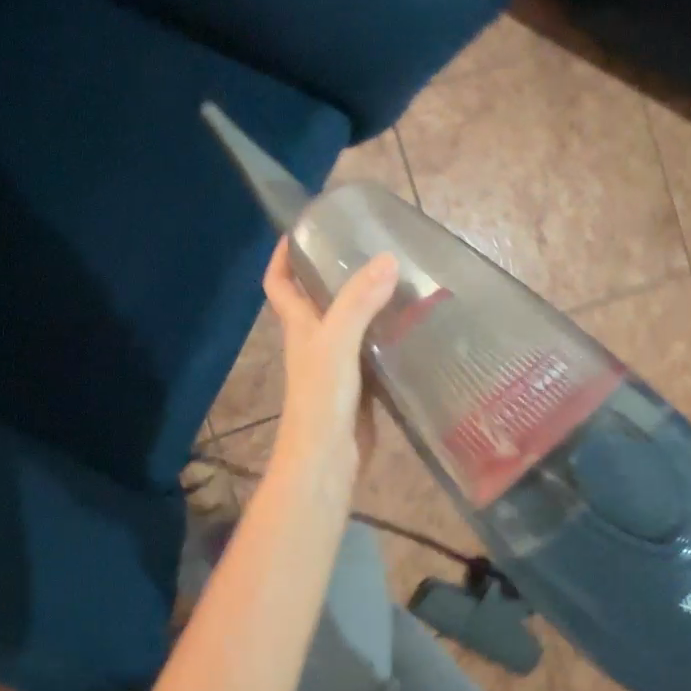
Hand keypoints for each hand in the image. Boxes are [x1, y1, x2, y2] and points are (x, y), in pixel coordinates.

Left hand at [262, 237, 398, 475]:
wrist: (326, 460)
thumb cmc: (321, 398)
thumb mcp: (336, 342)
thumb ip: (358, 302)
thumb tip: (386, 258)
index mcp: (298, 326)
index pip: (278, 284)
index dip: (281, 257)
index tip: (301, 230)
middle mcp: (314, 342)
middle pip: (316, 300)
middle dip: (334, 272)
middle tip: (369, 248)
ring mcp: (336, 365)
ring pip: (348, 324)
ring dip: (366, 303)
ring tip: (400, 278)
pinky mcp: (360, 386)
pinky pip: (372, 350)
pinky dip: (387, 334)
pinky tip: (412, 325)